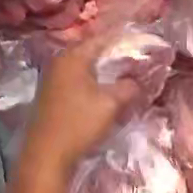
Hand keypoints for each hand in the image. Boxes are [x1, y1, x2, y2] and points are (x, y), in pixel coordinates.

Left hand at [20, 37, 138, 180]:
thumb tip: (138, 79)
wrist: (47, 155)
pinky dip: (97, 78)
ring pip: (87, 65)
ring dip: (107, 67)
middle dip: (117, 52)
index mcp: (72, 58)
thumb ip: (129, 86)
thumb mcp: (112, 102)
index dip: (124, 38)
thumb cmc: (80, 123)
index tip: (145, 40)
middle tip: (140, 55)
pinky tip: (110, 86)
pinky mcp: (54, 94)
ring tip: (130, 70)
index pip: (102, 38)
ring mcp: (54, 79)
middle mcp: (60, 63)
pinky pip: (81, 78)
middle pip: (93, 51)